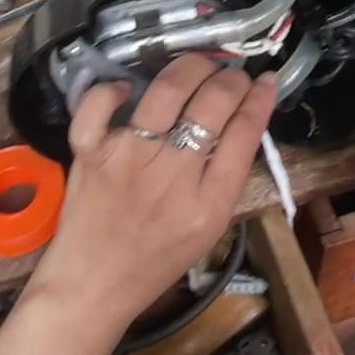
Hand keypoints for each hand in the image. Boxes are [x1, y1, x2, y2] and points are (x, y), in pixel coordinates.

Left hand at [28, 55, 277, 329]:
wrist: (92, 287)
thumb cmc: (157, 259)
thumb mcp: (210, 227)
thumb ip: (227, 175)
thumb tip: (245, 115)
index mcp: (209, 204)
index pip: (244, 132)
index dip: (260, 97)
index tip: (264, 81)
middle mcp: (171, 177)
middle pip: (213, 103)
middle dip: (232, 78)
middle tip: (233, 75)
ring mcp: (127, 160)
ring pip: (166, 91)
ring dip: (190, 67)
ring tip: (198, 67)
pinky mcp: (91, 153)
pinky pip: (98, 106)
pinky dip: (112, 89)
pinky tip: (126, 88)